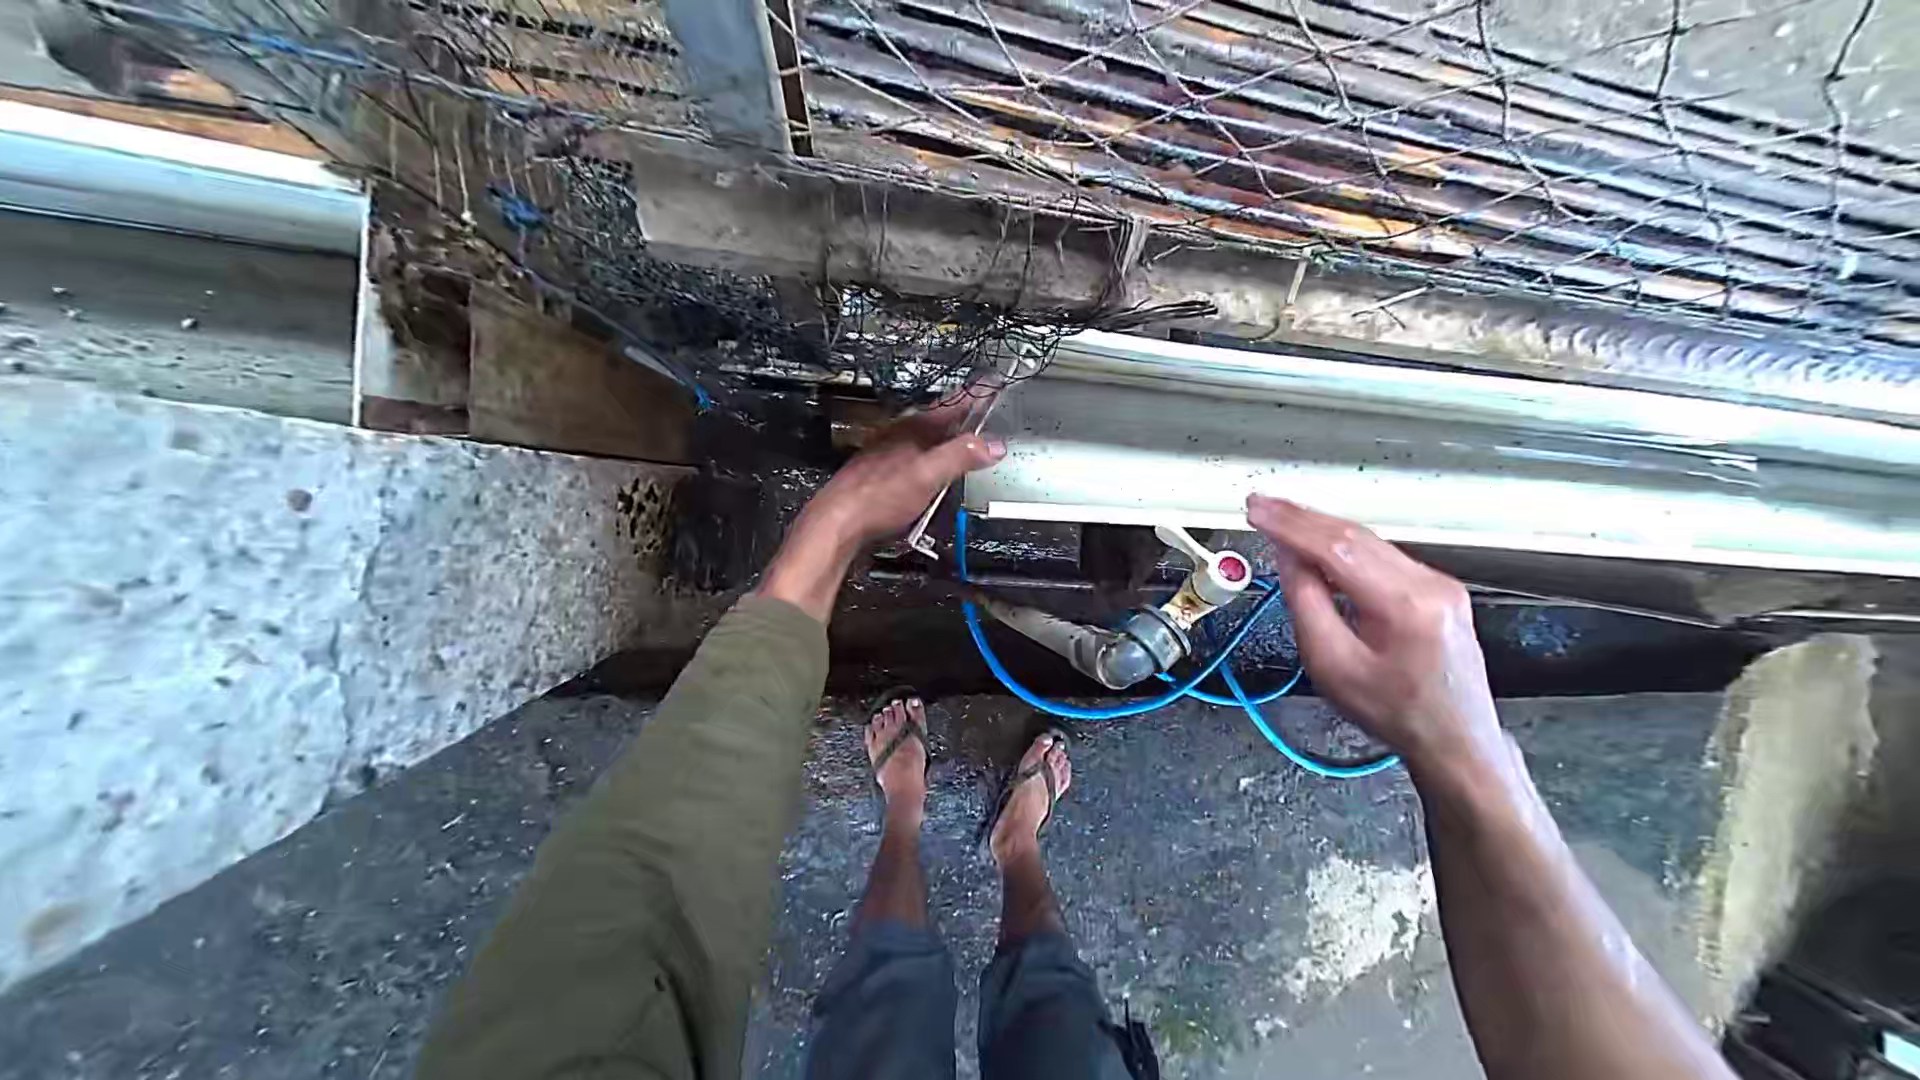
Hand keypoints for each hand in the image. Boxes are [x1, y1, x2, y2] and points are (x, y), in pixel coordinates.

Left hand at [805, 395, 1006, 545]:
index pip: (951, 404)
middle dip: (963, 417)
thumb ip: (959, 457)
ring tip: (964, 444)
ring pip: (926, 443)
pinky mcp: (883, 478)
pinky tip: (934, 478)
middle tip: (982, 409)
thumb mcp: (926, 475)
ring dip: (948, 443)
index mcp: (911, 430)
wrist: (837, 523)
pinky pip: (916, 463)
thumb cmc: (874, 497)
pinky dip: (933, 465)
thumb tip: (991, 445)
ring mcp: (889, 457)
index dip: (974, 394)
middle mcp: (899, 438)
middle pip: (938, 422)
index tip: (991, 383)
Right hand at [1245, 495, 1501, 772]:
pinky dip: (1340, 541)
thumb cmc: (1392, 710)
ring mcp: (1437, 583)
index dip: (1290, 525)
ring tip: (1278, 515)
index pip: (1337, 547)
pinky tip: (1316, 538)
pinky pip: (1379, 553)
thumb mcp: (1331, 664)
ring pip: (1367, 540)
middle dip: (1301, 517)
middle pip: (1354, 535)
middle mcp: (1430, 584)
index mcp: (1405, 605)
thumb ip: (1306, 602)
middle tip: (1260, 504)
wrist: (1453, 738)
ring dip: (1318, 525)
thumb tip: (1288, 557)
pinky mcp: (1435, 587)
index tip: (1257, 511)